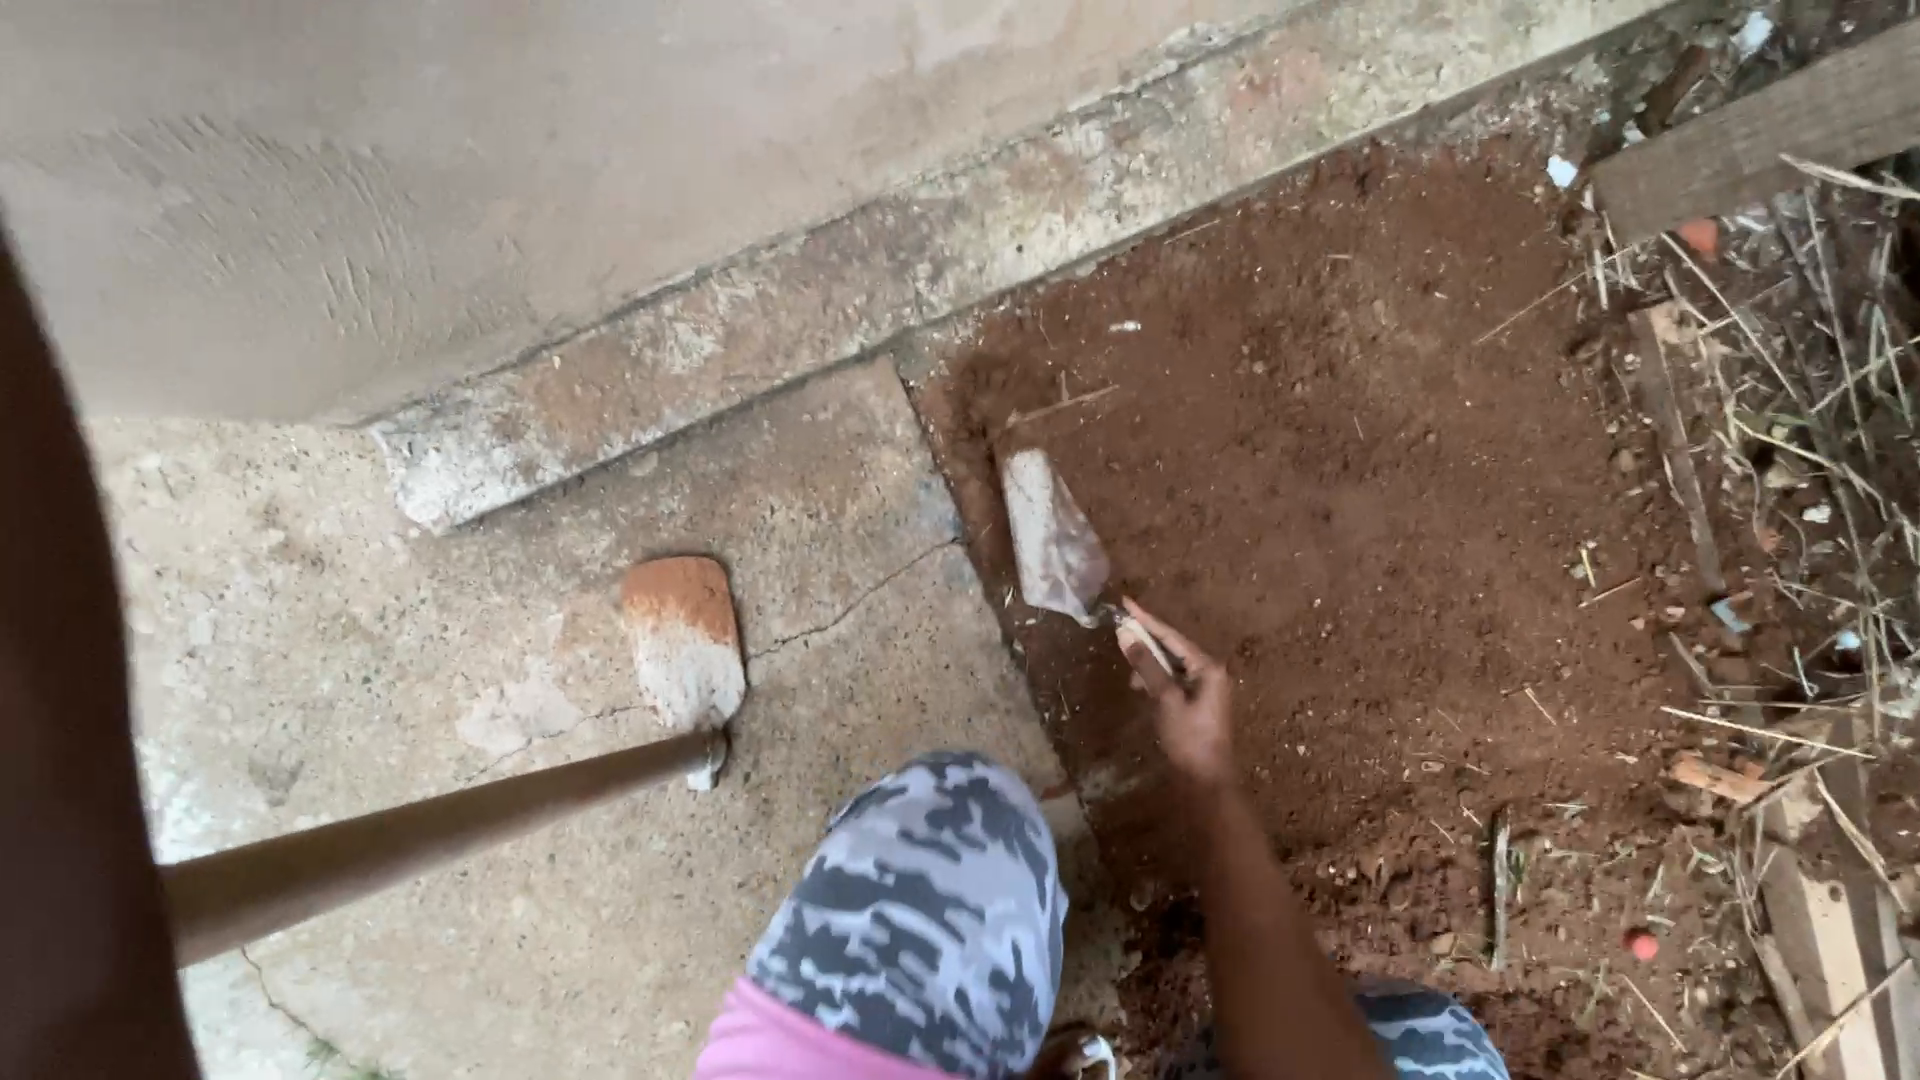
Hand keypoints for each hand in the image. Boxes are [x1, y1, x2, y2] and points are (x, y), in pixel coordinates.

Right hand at [1118, 597, 1233, 784]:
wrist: (1206, 779)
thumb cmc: (1189, 738)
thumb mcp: (1165, 698)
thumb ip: (1146, 665)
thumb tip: (1125, 634)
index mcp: (1207, 667)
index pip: (1171, 635)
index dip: (1146, 619)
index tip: (1125, 602)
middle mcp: (1208, 671)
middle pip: (1171, 647)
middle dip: (1145, 642)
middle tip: (1120, 630)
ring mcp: (1203, 687)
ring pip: (1169, 664)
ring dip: (1148, 666)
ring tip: (1131, 678)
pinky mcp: (1195, 701)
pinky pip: (1171, 680)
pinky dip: (1155, 680)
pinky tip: (1141, 688)